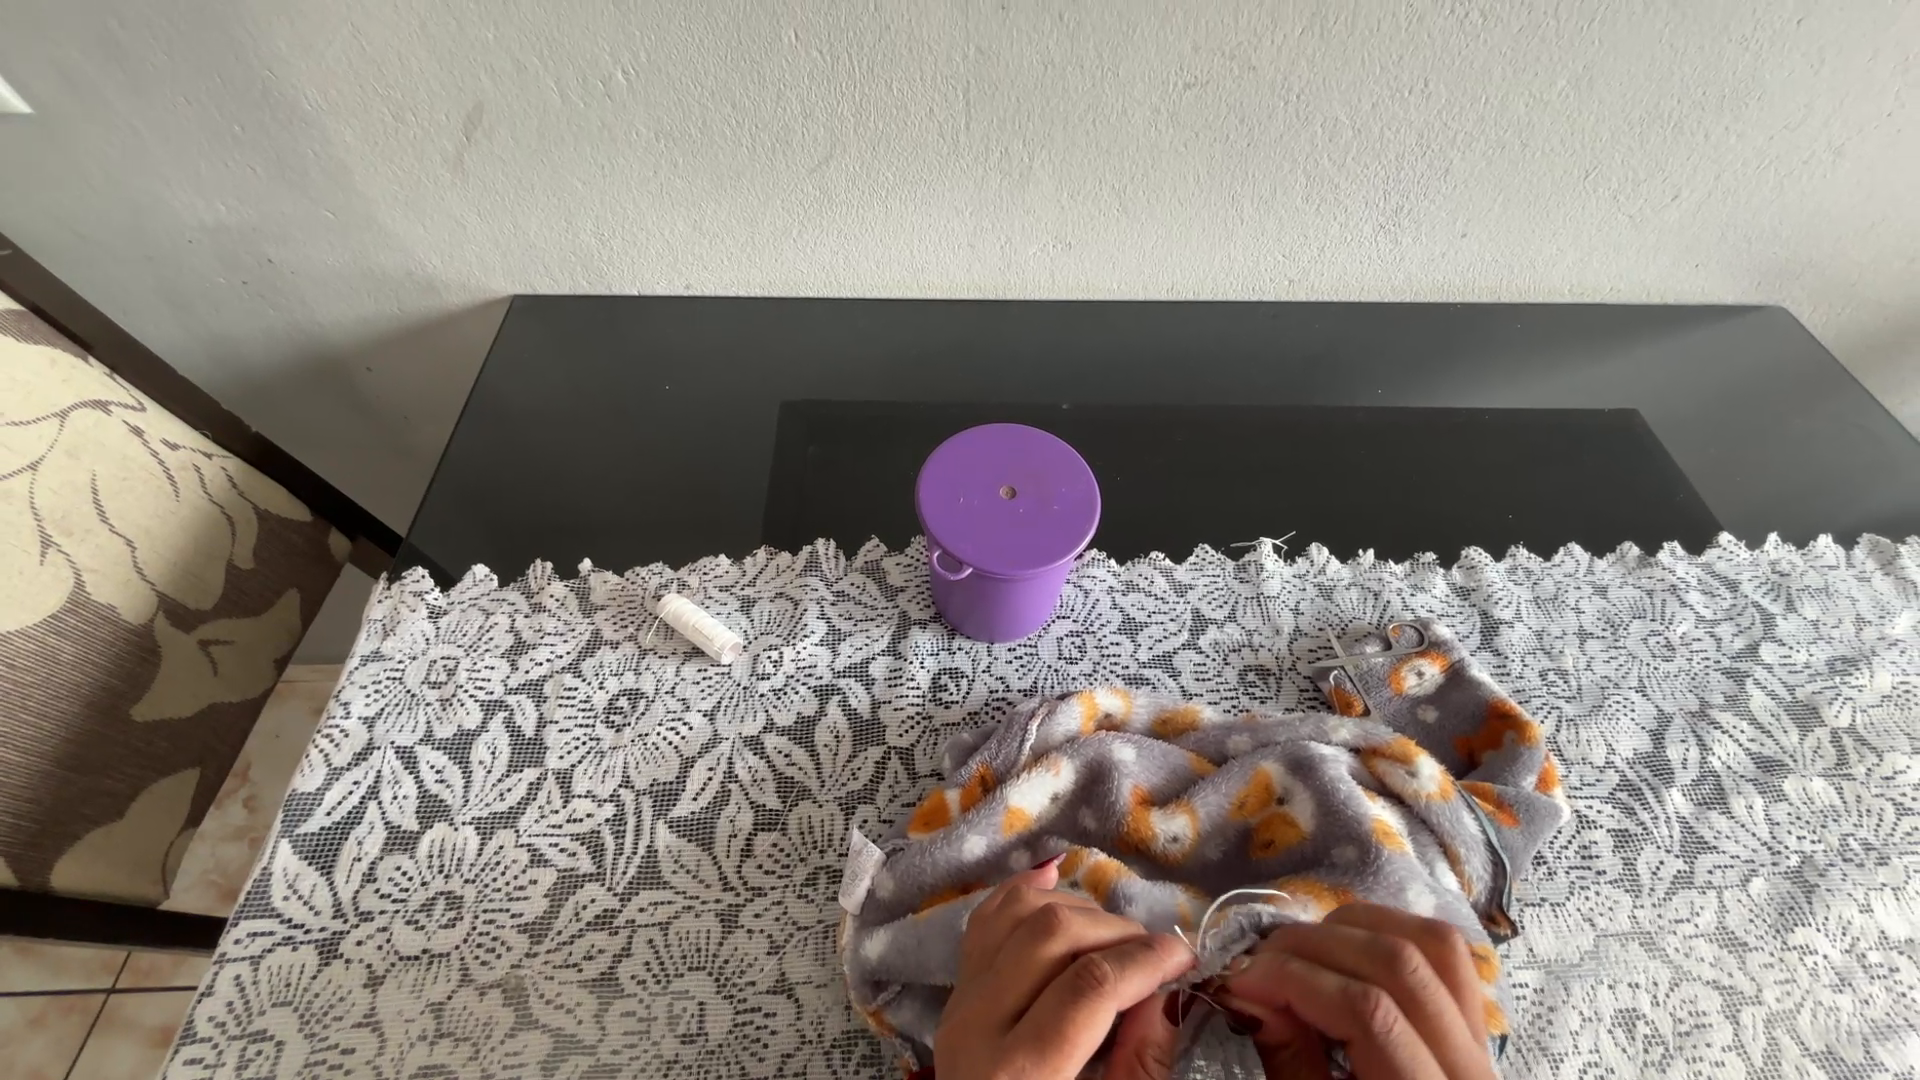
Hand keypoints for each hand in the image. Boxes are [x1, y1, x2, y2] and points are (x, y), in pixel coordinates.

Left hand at [935, 860, 1196, 1079]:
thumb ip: (1140, 1065)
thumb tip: (1165, 993)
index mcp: (1019, 1072)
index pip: (1086, 986)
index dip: (1142, 960)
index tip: (1185, 955)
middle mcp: (977, 1023)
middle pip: (1050, 934)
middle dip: (1113, 931)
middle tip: (1154, 953)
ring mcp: (959, 999)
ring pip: (1017, 912)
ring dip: (1074, 908)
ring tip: (1115, 937)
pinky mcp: (957, 988)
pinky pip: (987, 918)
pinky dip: (1023, 891)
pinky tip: (1056, 879)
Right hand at [1216, 904, 1496, 1079]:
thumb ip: (1289, 1061)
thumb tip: (1247, 988)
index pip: (1368, 1010)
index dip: (1293, 979)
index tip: (1237, 981)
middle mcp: (1473, 1072)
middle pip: (1396, 963)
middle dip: (1310, 946)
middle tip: (1256, 963)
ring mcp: (1484, 1044)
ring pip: (1427, 943)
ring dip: (1348, 929)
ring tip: (1298, 952)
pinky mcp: (1476, 1027)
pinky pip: (1443, 951)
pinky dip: (1386, 928)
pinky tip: (1342, 944)